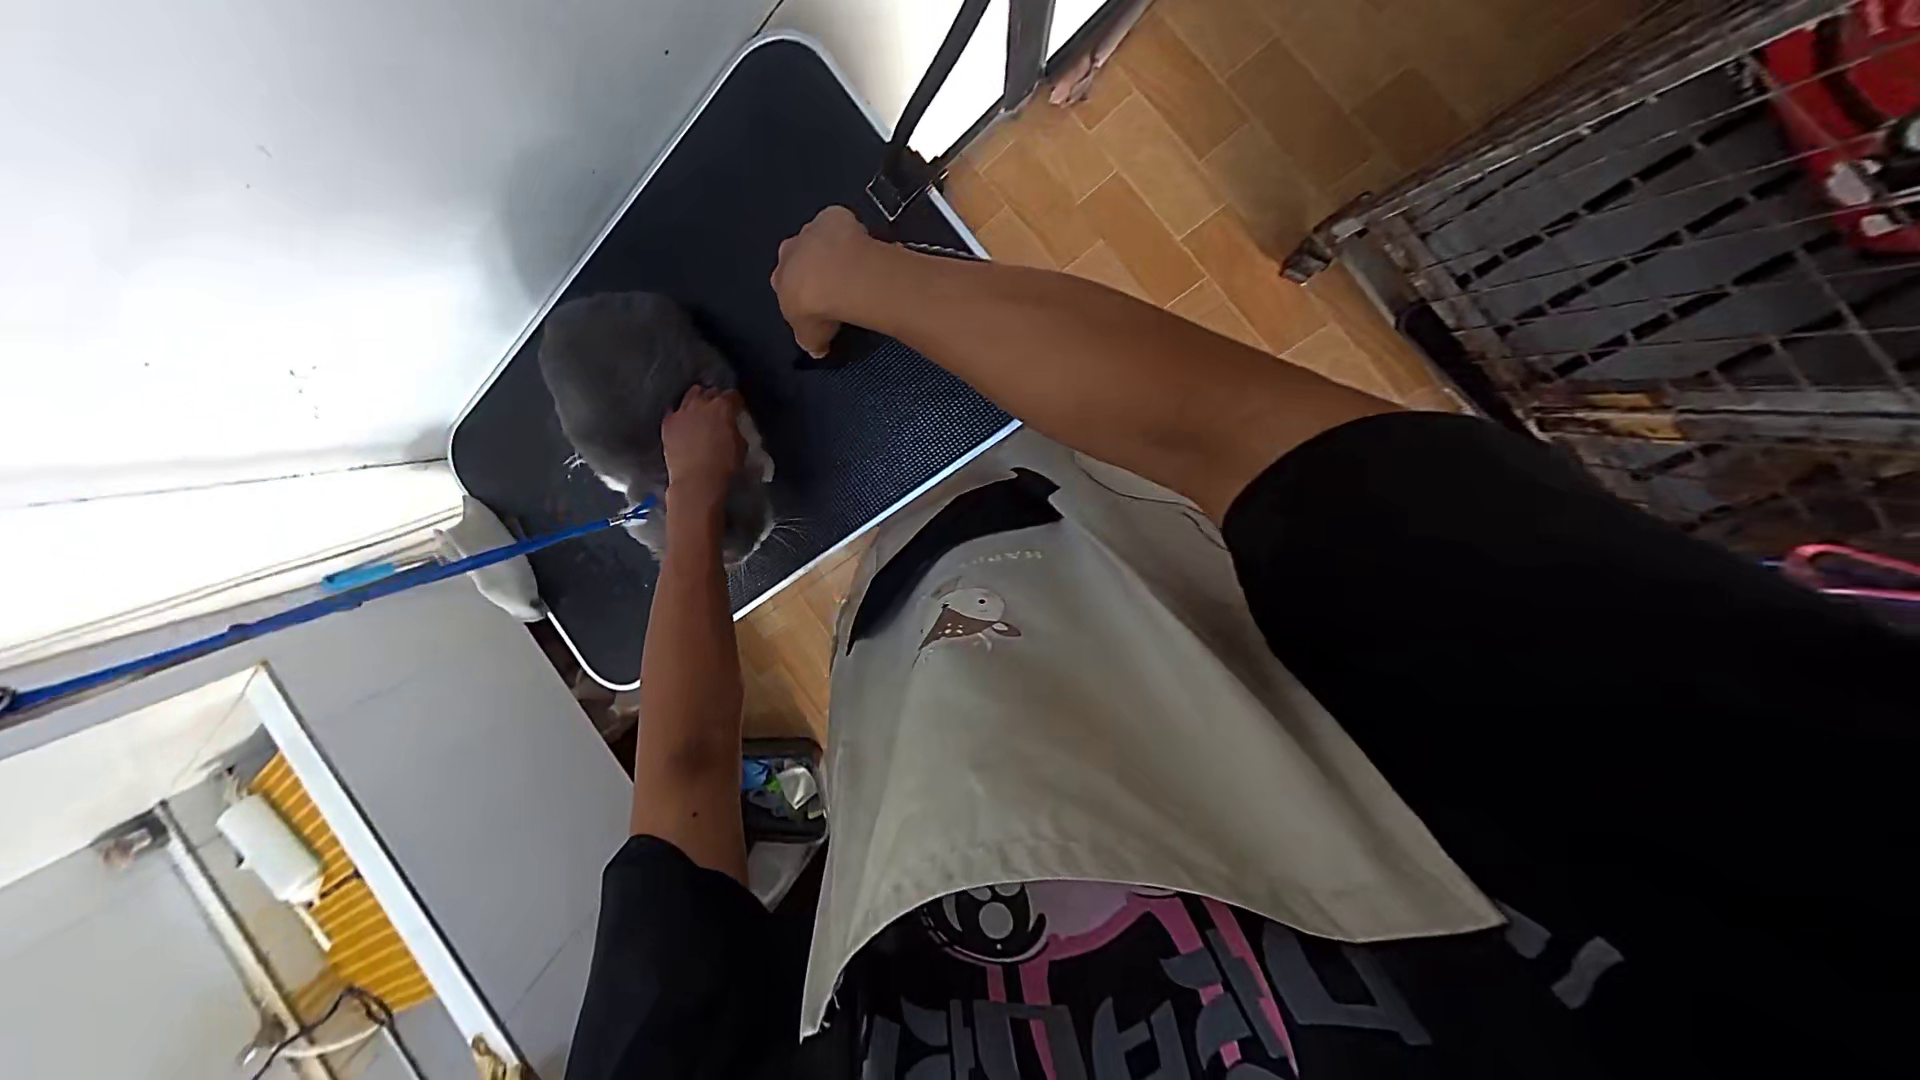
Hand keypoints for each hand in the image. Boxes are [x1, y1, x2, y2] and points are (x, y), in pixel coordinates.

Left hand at [660, 385, 744, 510]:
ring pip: (691, 394)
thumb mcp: (741, 445)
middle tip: (719, 409)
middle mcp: (702, 403)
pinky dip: (682, 414)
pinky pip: (675, 410)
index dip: (736, 401)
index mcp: (723, 407)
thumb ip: (736, 429)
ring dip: (698, 399)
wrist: (697, 479)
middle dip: (717, 398)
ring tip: (700, 408)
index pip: (733, 395)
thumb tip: (732, 425)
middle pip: (711, 392)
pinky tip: (684, 422)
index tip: (737, 408)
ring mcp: (682, 411)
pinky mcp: (668, 422)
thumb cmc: (725, 464)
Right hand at [772, 205, 878, 357]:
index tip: (818, 303)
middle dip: (814, 267)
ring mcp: (811, 230)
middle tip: (836, 284)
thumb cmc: (815, 309)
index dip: (802, 293)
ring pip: (819, 238)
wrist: (835, 277)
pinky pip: (840, 222)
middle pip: (799, 257)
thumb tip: (818, 351)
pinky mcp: (833, 216)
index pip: (785, 284)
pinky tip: (864, 246)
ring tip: (854, 267)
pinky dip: (850, 232)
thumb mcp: (810, 336)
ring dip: (833, 249)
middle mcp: (789, 251)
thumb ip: (812, 341)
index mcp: (779, 279)